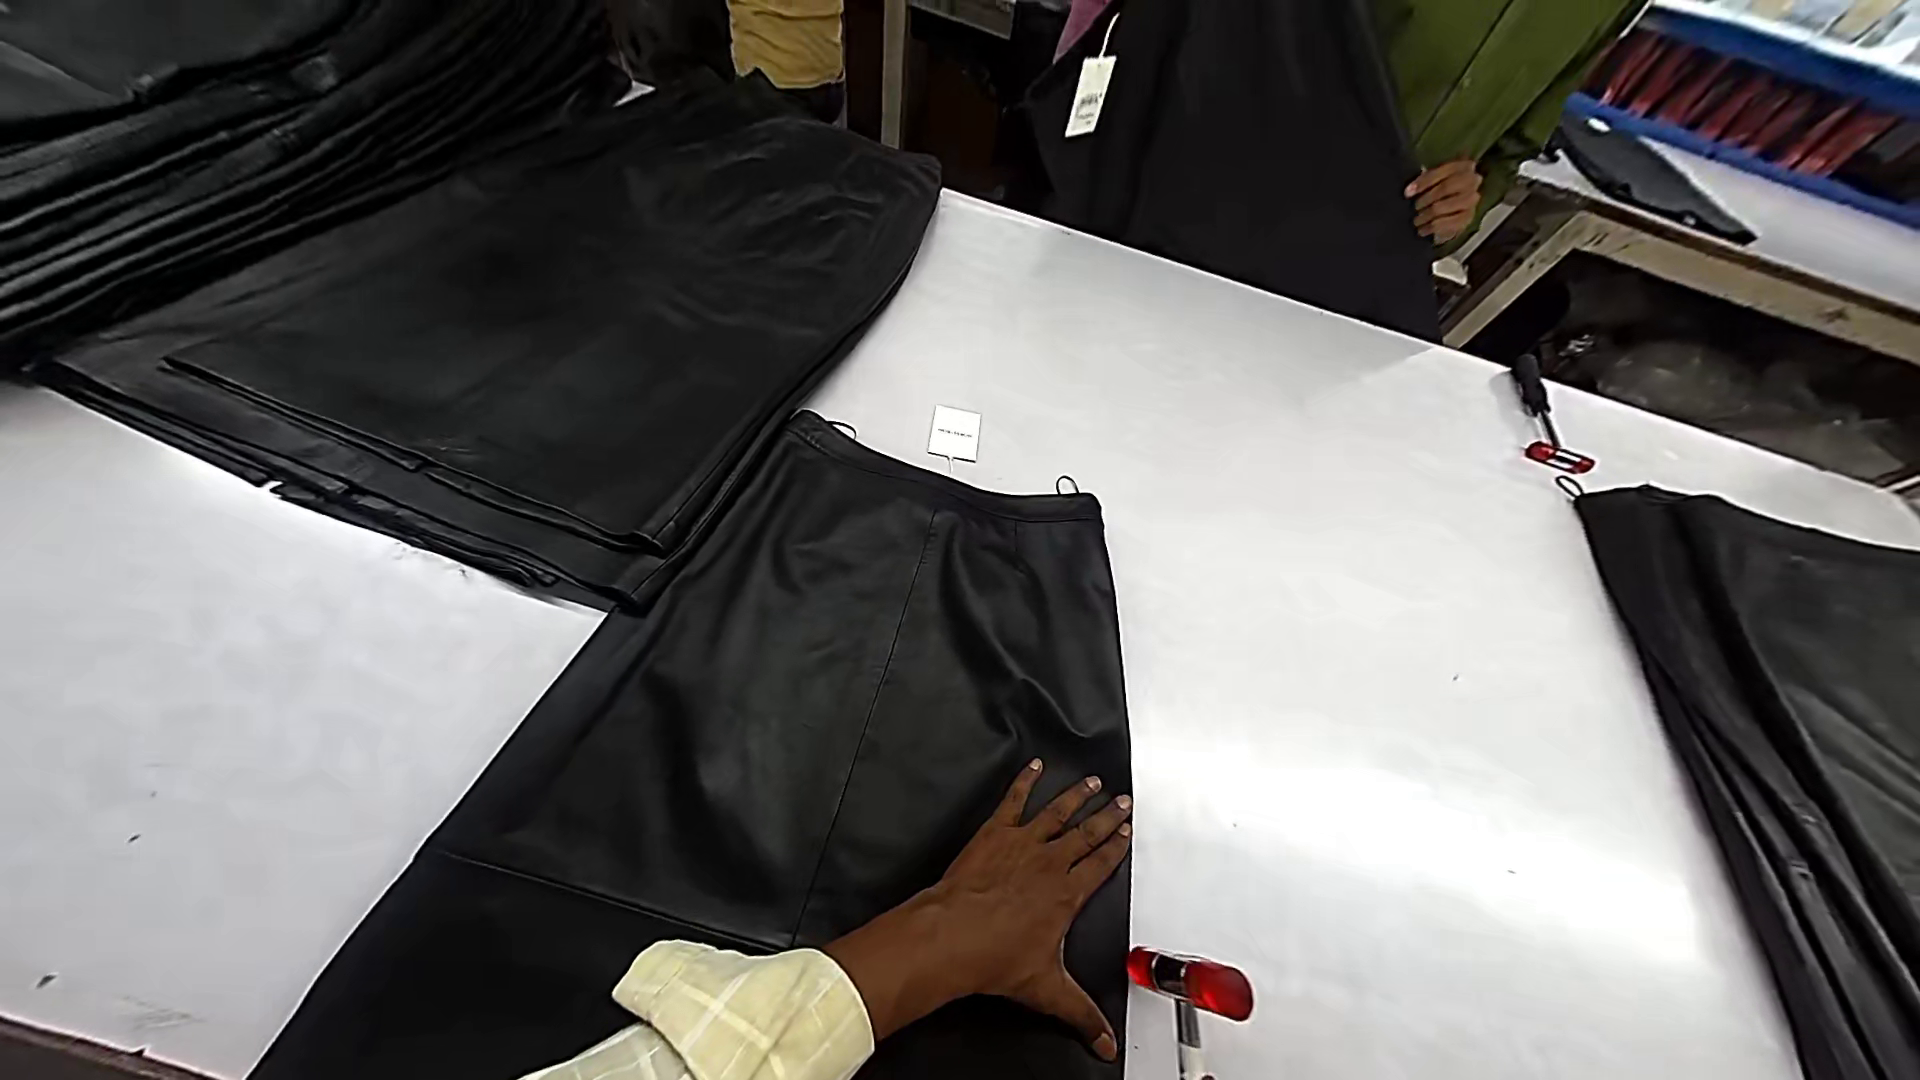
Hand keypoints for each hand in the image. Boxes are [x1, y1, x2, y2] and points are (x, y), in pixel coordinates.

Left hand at [824, 760, 1133, 1059]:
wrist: (955, 934)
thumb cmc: (996, 955)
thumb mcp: (1047, 989)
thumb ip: (1081, 1013)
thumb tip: (1103, 1041)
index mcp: (1065, 893)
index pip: (1099, 863)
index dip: (1116, 845)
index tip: (1126, 831)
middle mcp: (1049, 862)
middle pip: (1086, 832)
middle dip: (1107, 815)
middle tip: (1122, 799)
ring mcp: (1023, 841)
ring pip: (1058, 811)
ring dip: (1077, 795)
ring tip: (1091, 781)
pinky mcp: (996, 830)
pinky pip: (1015, 798)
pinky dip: (1026, 780)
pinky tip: (1034, 766)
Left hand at [1407, 159, 1482, 243]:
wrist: (1449, 213)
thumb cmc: (1435, 192)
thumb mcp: (1430, 182)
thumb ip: (1423, 181)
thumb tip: (1409, 191)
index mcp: (1464, 166)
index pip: (1444, 171)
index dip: (1424, 182)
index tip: (1407, 193)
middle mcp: (1472, 180)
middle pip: (1445, 188)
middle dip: (1424, 199)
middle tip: (1415, 208)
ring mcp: (1472, 199)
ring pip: (1441, 207)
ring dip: (1424, 215)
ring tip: (1416, 220)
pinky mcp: (1467, 218)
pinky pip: (1444, 224)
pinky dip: (1428, 228)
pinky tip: (1421, 230)